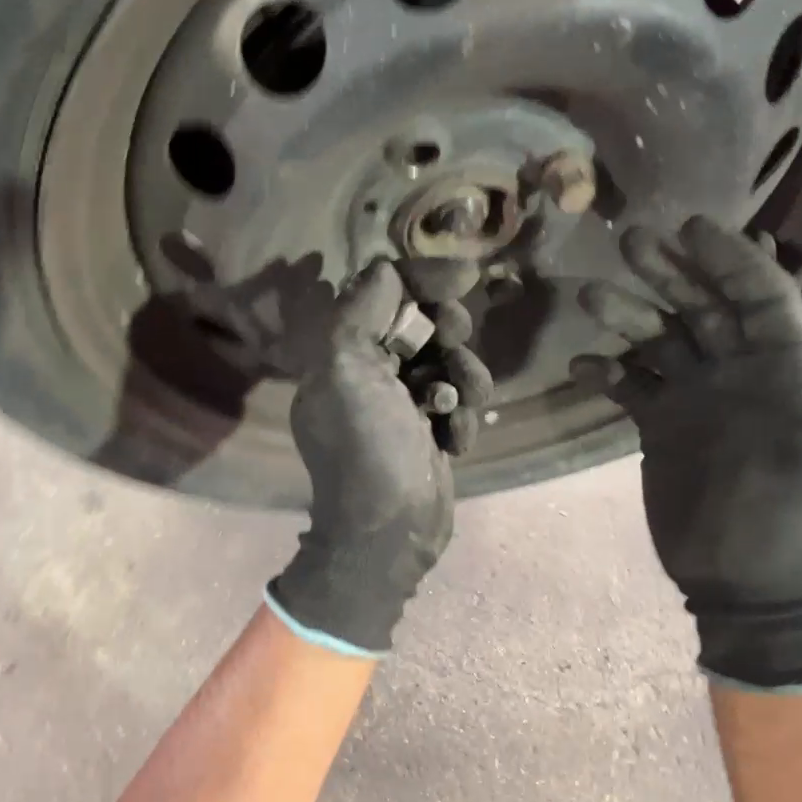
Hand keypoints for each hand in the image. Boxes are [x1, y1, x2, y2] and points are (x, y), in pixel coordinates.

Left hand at [267, 260, 492, 657]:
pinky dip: (461, 417)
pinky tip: (453, 442)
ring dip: (463, 379)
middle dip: (448, 333)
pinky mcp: (427, 432)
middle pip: (421, 323)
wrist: (388, 533)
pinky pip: (457, 402)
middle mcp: (365, 374)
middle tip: (454, 348)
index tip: (464, 277)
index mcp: (338, 354)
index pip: (382, 291)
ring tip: (455, 407)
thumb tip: (390, 268)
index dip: (422, 279)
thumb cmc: (367, 449)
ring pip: (448, 362)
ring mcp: (397, 405)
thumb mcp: (349, 370)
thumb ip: (362, 310)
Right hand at [574, 217, 801, 691]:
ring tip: (589, 295)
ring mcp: (698, 396)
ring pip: (659, 338)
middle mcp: (744, 370)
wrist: (746, 581)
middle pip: (705, 306)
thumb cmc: (800, 515)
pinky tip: (585, 367)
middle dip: (670, 272)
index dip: (732, 261)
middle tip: (630, 240)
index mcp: (795, 367)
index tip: (694, 229)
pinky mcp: (659, 424)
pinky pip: (629, 384)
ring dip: (627, 314)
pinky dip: (606, 371)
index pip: (765, 296)